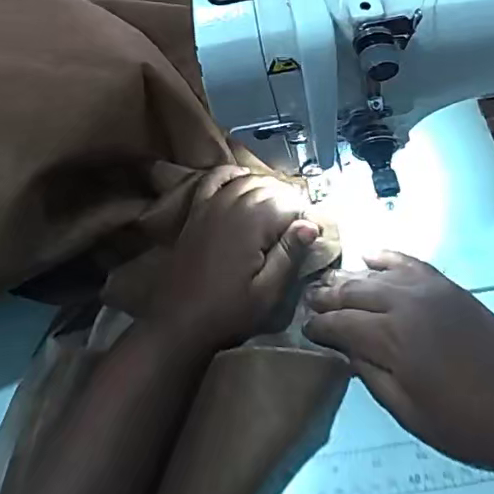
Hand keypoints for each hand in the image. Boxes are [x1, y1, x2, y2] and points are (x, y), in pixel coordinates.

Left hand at [145, 170, 320, 351]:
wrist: (179, 319)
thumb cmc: (228, 311)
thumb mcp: (267, 293)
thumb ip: (289, 254)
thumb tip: (311, 224)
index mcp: (251, 222)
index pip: (287, 202)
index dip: (304, 215)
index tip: (313, 234)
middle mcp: (231, 203)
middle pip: (267, 186)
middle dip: (288, 199)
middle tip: (299, 224)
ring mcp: (210, 203)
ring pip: (245, 180)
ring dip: (266, 187)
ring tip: (280, 208)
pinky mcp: (197, 209)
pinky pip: (215, 178)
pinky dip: (232, 175)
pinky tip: (243, 180)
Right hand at [305, 252, 493, 481]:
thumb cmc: (471, 425)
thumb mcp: (411, 414)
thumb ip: (370, 376)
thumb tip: (344, 350)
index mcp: (392, 338)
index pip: (340, 323)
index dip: (318, 326)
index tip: (305, 329)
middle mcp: (403, 303)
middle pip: (351, 291)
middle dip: (326, 297)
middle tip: (308, 301)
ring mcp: (426, 288)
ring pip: (373, 274)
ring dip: (348, 278)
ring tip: (331, 285)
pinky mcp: (446, 284)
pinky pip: (405, 260)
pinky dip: (383, 257)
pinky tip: (369, 257)